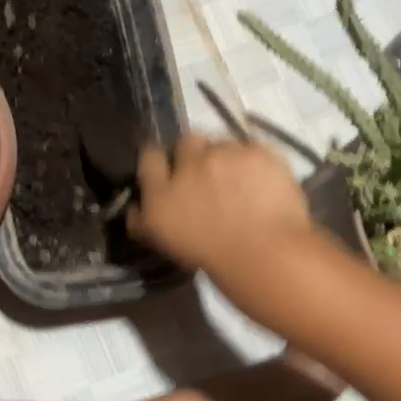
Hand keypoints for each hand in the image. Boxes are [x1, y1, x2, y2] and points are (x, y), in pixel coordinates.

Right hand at [128, 134, 317, 282]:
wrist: (267, 256)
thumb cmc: (212, 258)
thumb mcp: (164, 243)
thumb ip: (142, 221)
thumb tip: (134, 207)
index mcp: (161, 192)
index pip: (150, 156)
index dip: (160, 160)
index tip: (170, 170)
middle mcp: (188, 166)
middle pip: (185, 142)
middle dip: (194, 153)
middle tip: (207, 174)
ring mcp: (224, 155)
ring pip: (221, 143)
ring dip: (226, 157)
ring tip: (240, 179)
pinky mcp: (257, 152)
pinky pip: (252, 147)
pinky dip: (254, 161)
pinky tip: (261, 180)